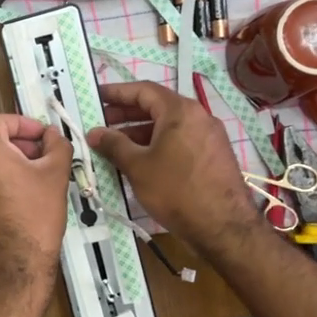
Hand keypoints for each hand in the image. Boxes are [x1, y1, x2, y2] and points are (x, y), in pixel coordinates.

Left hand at [0, 113, 72, 290]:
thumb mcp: (56, 173)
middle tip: (38, 152)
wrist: (14, 263)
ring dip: (2, 157)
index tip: (41, 136)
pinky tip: (13, 190)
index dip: (24, 124)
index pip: (0, 120)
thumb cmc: (35, 217)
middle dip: (13, 140)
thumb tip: (52, 136)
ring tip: (28, 173)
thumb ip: (56, 144)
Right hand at [85, 81, 258, 240]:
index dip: (117, 92)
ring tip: (116, 145)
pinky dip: (158, 143)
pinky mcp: (213, 155)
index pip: (143, 90)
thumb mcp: (137, 166)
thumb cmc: (175, 190)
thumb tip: (95, 133)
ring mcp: (209, 136)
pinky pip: (180, 140)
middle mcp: (198, 116)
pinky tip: (141, 160)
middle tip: (102, 123)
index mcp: (180, 111)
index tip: (97, 96)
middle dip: (127, 113)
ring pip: (168, 125)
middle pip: (157, 106)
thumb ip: (113, 144)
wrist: (222, 226)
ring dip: (140, 131)